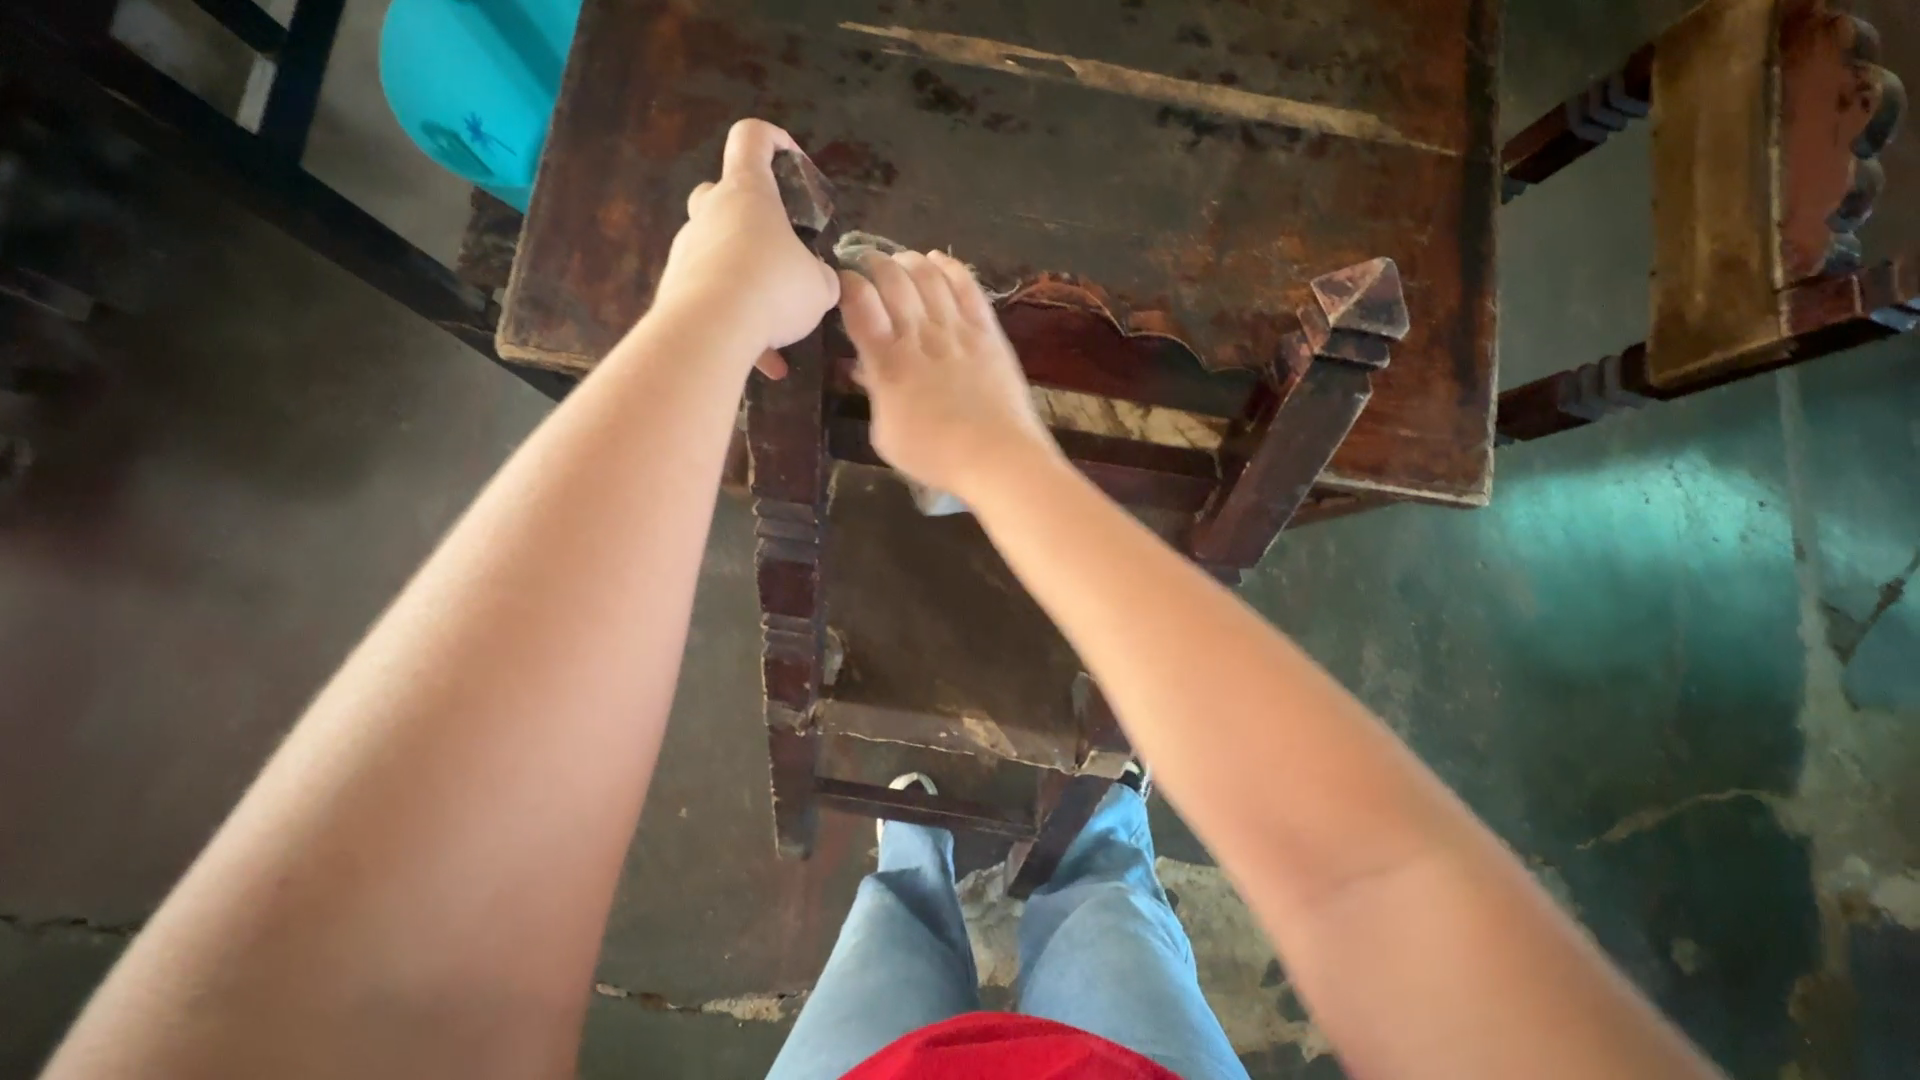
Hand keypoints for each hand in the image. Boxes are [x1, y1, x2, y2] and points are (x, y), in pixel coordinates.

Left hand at [653, 119, 840, 377]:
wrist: (711, 329)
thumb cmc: (773, 287)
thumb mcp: (820, 286)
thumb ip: (821, 277)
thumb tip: (818, 280)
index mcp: (748, 194)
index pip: (752, 139)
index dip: (774, 141)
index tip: (794, 162)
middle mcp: (711, 214)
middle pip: (721, 194)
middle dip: (748, 216)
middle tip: (779, 248)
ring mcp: (688, 250)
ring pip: (717, 253)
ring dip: (748, 282)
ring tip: (782, 327)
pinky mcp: (675, 290)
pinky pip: (713, 301)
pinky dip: (741, 325)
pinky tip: (767, 363)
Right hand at [839, 249, 1061, 500]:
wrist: (996, 457)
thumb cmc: (934, 455)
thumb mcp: (885, 434)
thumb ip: (875, 394)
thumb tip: (866, 369)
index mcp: (887, 362)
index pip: (859, 305)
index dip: (846, 284)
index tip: (841, 281)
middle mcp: (919, 335)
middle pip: (892, 280)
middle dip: (873, 263)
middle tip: (866, 264)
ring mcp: (956, 329)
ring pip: (928, 276)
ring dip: (909, 260)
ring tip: (899, 260)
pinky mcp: (987, 331)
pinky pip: (967, 287)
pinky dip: (949, 267)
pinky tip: (937, 260)